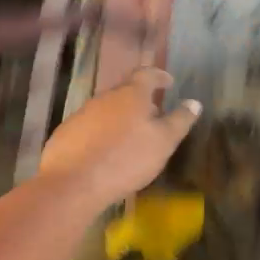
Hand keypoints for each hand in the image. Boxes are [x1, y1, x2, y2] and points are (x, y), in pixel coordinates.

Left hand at [39, 68, 200, 203]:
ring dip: (120, 119)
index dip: (159, 76)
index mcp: (131, 95)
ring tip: (130, 139)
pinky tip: (105, 154)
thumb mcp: (164, 142)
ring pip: (106, 111)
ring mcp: (81, 115)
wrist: (72, 185)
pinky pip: (89, 127)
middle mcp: (104, 98)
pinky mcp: (65, 134)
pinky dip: (101, 134)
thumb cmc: (126, 159)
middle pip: (125, 93)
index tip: (169, 82)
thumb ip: (180, 120)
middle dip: (140, 102)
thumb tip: (194, 103)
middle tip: (153, 119)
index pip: (146, 74)